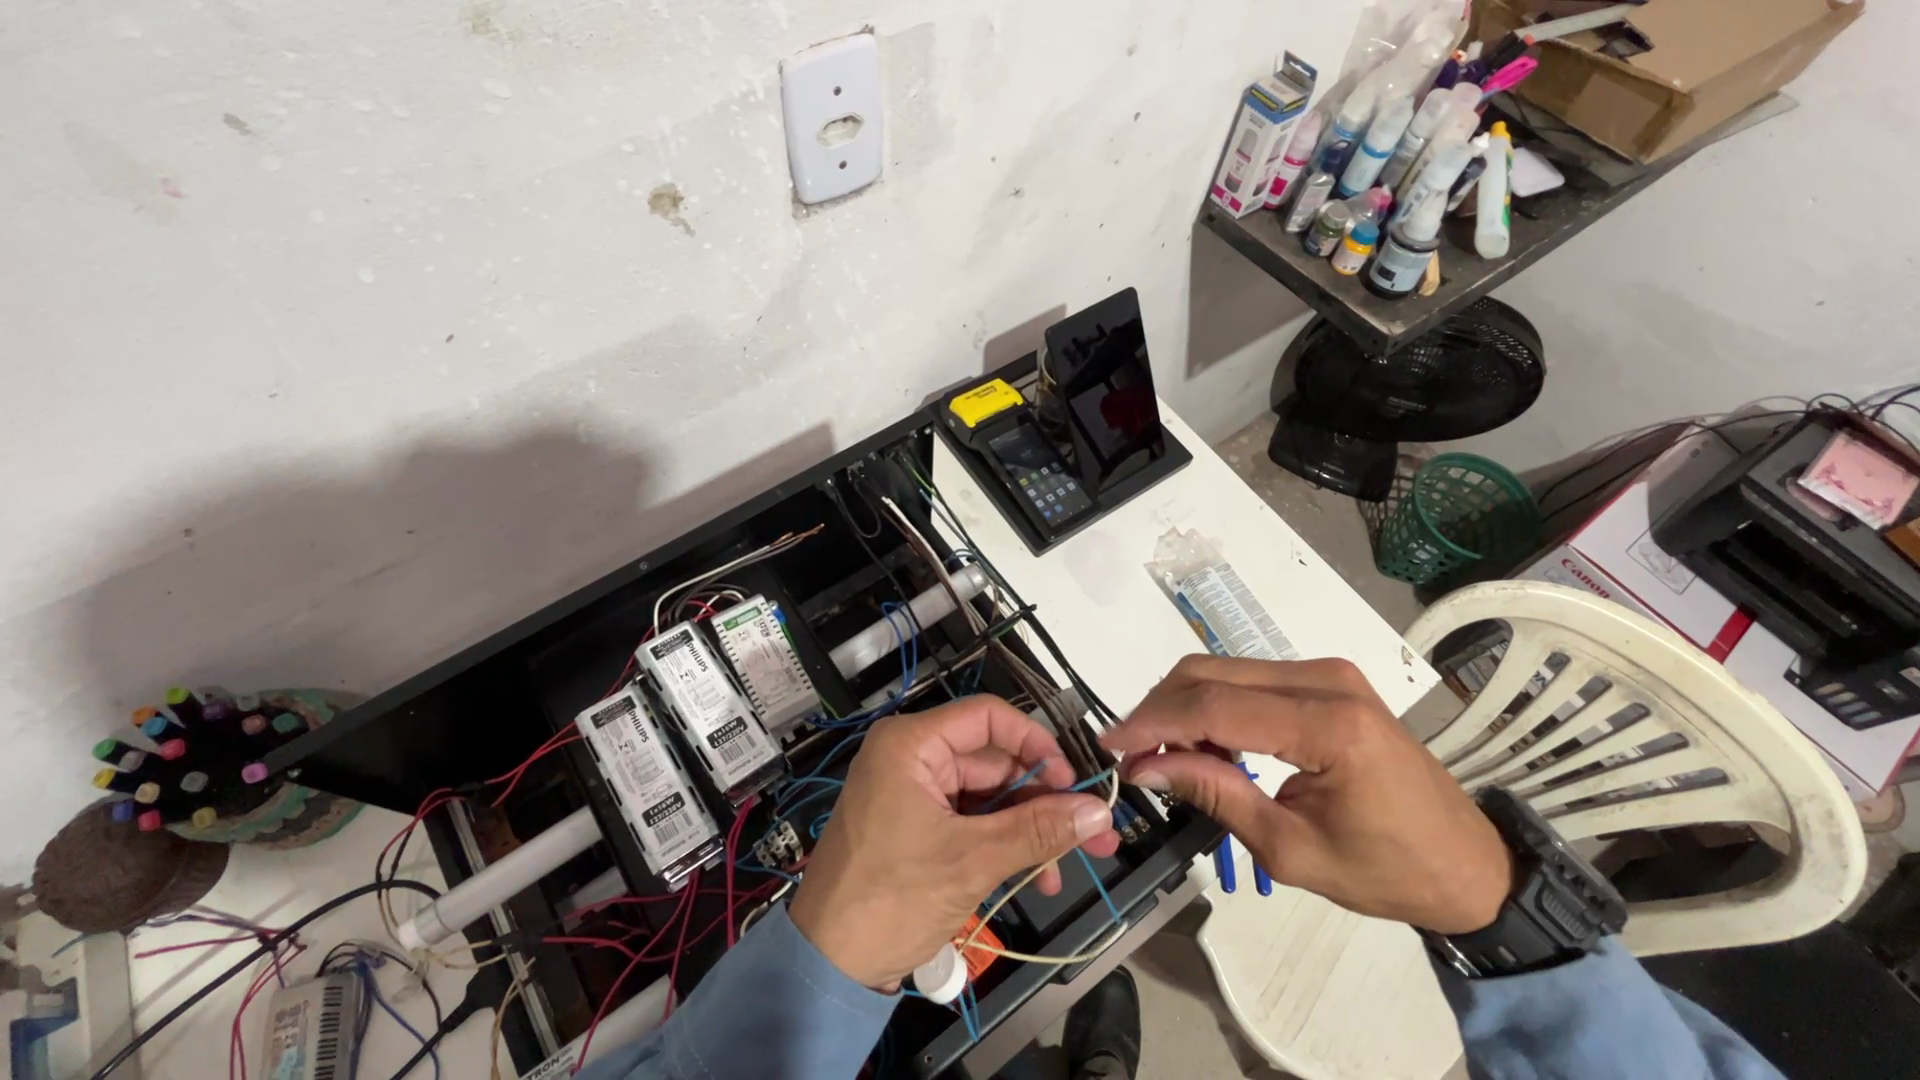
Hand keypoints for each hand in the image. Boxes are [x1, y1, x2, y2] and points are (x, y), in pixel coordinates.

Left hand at [788, 697, 1121, 989]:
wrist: (829, 965)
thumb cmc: (890, 898)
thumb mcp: (972, 860)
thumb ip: (1038, 829)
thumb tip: (1098, 811)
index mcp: (912, 745)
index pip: (987, 718)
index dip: (1036, 744)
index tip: (1072, 782)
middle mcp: (913, 759)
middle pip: (995, 763)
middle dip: (1046, 800)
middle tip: (1096, 832)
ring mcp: (915, 795)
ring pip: (990, 798)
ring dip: (1032, 830)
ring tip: (1073, 864)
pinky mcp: (919, 829)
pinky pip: (974, 823)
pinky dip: (1006, 846)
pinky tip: (1038, 878)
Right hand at [1100, 655, 1511, 934]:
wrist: (1467, 863)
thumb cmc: (1386, 871)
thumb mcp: (1290, 849)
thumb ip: (1215, 794)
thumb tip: (1144, 766)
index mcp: (1327, 725)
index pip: (1213, 707)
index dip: (1152, 723)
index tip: (1109, 747)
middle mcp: (1326, 680)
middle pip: (1210, 674)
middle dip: (1158, 709)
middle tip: (1131, 755)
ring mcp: (1328, 673)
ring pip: (1223, 670)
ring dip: (1182, 705)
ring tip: (1166, 756)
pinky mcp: (1327, 679)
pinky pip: (1248, 678)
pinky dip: (1213, 704)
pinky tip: (1205, 743)